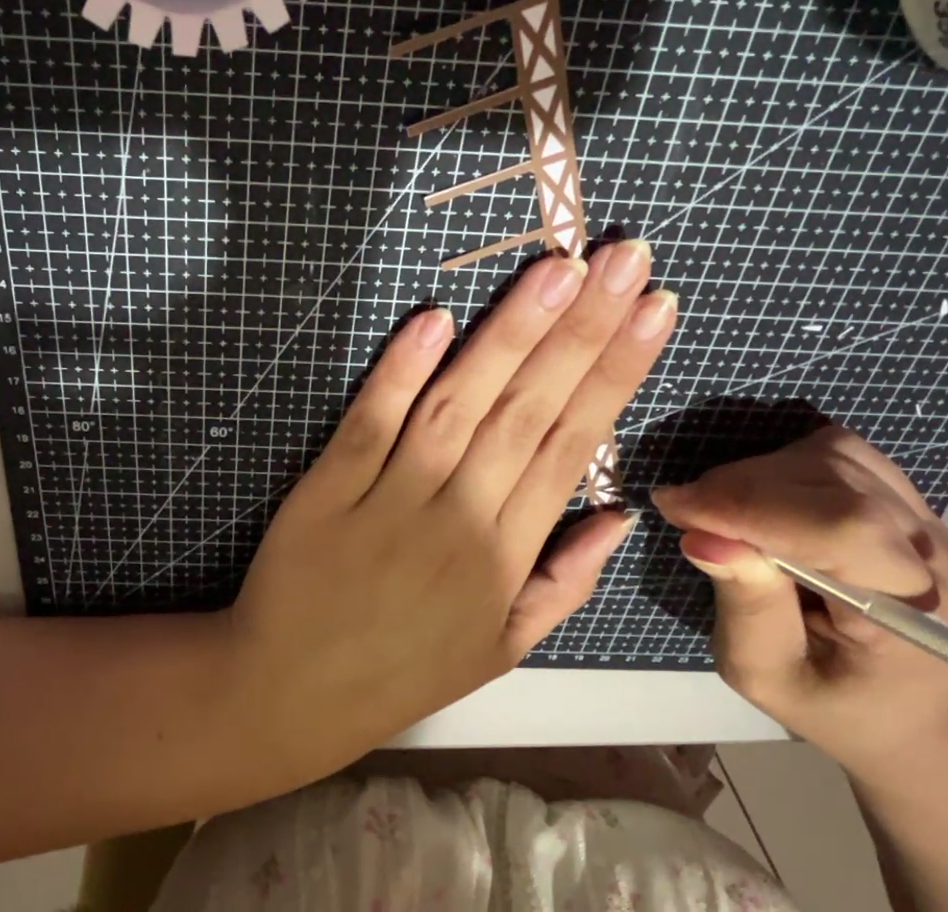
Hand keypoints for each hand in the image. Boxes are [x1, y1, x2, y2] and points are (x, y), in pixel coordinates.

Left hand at [229, 243, 675, 773]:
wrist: (292, 691)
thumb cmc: (403, 666)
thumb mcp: (502, 647)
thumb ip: (565, 580)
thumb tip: (624, 513)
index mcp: (508, 554)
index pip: (573, 444)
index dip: (617, 371)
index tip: (655, 308)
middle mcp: (460, 517)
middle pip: (528, 410)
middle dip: (583, 329)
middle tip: (623, 255)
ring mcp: (391, 500)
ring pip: (460, 405)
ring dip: (508, 334)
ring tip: (555, 270)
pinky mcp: (327, 488)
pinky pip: (369, 422)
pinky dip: (400, 371)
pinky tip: (434, 318)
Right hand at [651, 426, 947, 776]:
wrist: (909, 715)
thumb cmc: (831, 708)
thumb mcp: (767, 678)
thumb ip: (747, 609)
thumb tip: (703, 539)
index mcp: (915, 618)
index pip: (841, 528)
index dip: (750, 506)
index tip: (674, 507)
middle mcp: (941, 561)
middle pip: (835, 483)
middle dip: (743, 487)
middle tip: (686, 511)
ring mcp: (938, 527)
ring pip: (838, 460)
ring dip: (761, 474)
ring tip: (721, 510)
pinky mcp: (918, 506)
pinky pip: (846, 460)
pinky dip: (786, 468)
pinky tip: (762, 502)